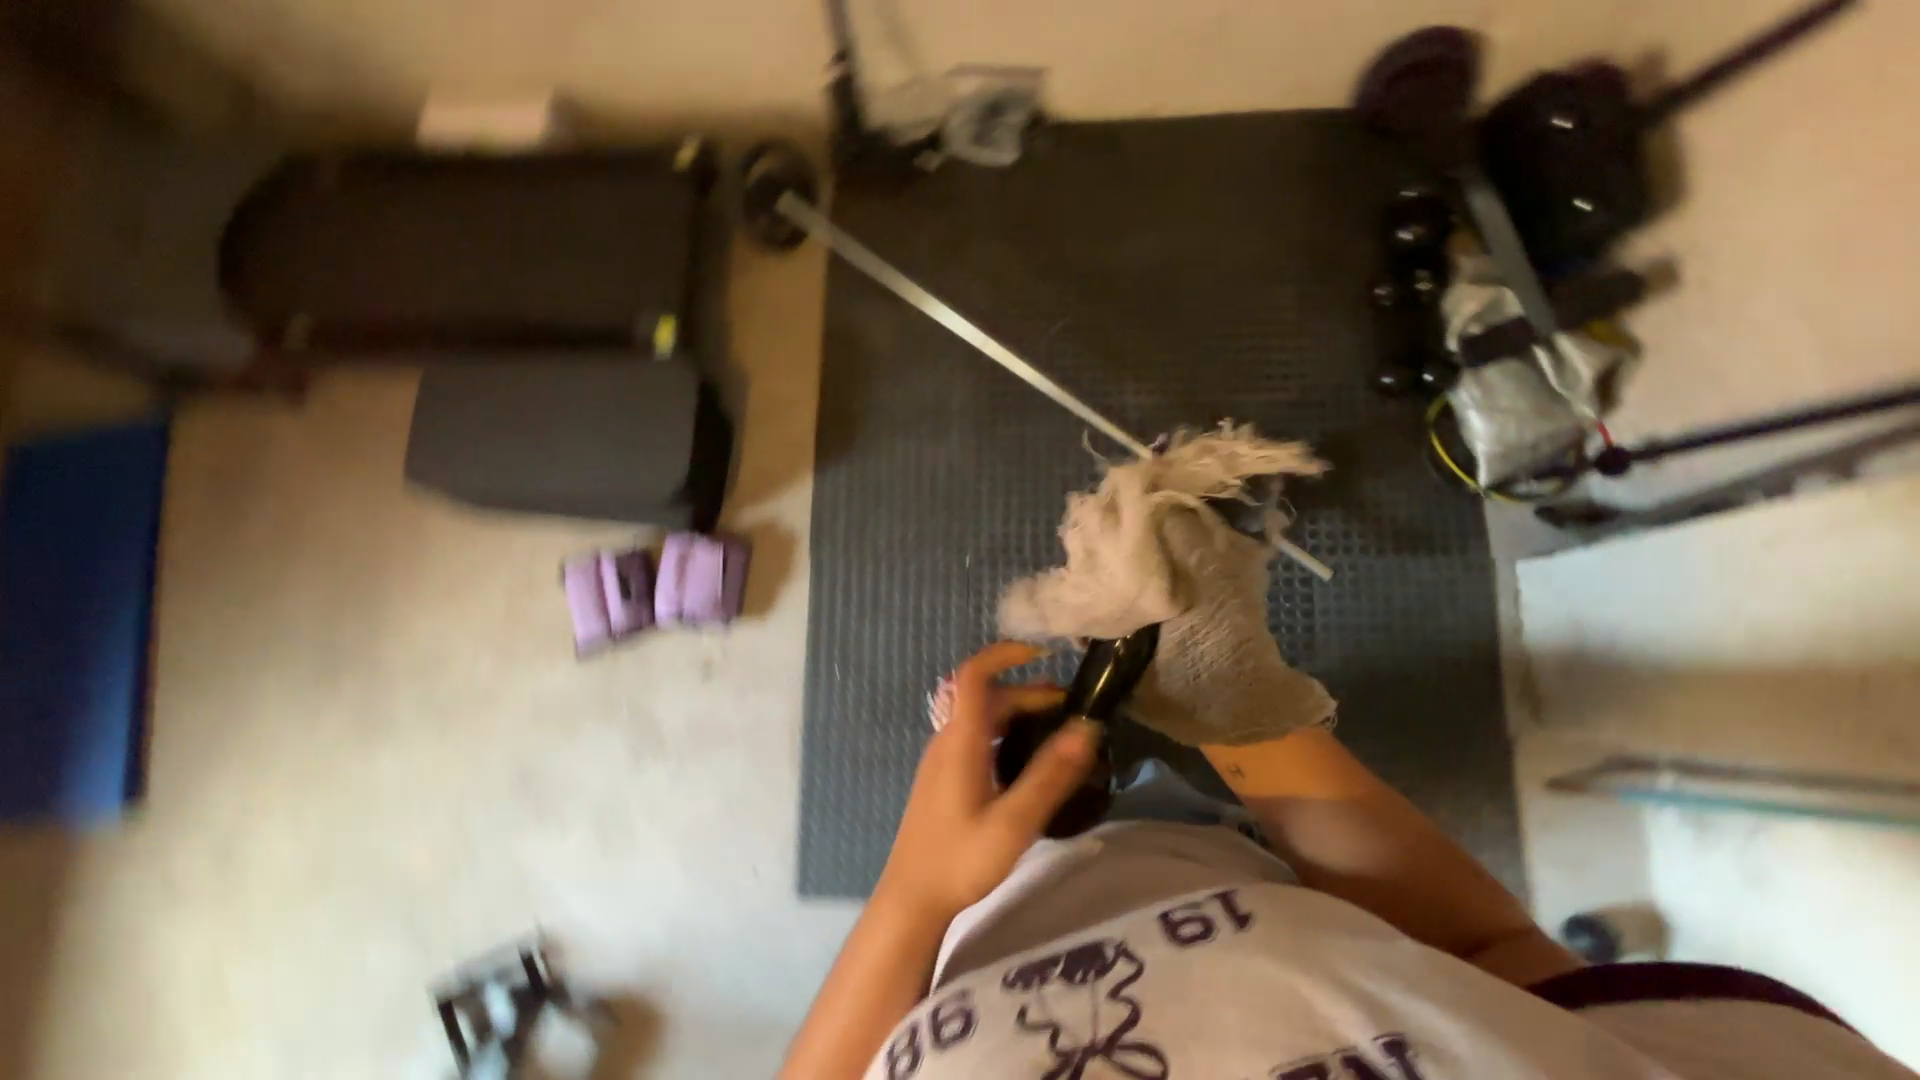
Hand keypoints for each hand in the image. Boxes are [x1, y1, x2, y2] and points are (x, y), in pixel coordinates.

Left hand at [876, 642, 1100, 920]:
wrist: (911, 898)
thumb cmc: (961, 859)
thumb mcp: (1014, 821)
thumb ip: (1050, 775)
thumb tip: (1087, 729)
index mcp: (961, 741)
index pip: (975, 675)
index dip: (1006, 654)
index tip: (1044, 654)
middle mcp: (947, 741)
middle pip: (986, 697)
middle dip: (1028, 692)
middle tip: (1071, 710)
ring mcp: (942, 760)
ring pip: (982, 719)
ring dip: (1018, 715)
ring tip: (1058, 732)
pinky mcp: (943, 779)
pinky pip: (976, 739)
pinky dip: (1006, 735)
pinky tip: (1029, 763)